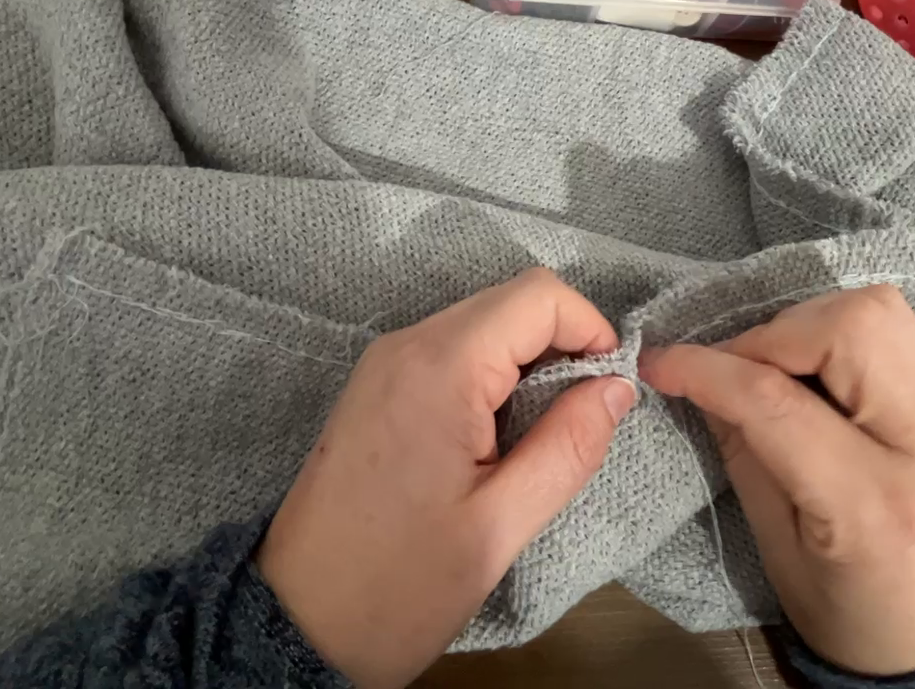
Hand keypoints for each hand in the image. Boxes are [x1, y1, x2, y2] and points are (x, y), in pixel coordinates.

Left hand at [257, 268, 637, 688]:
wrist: (297, 619)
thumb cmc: (399, 583)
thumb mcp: (499, 525)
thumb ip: (568, 446)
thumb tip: (617, 388)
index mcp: (441, 365)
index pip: (538, 296)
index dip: (589, 326)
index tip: (610, 384)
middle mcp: (410, 342)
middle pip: (511, 300)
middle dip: (562, 341)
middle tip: (583, 411)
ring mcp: (388, 356)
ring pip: (485, 319)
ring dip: (528, 357)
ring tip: (542, 427)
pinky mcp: (379, 378)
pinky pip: (454, 344)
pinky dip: (493, 368)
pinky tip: (499, 426)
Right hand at [640, 285, 914, 676]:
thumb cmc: (850, 613)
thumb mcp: (774, 542)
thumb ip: (738, 445)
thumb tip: (695, 374)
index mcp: (879, 508)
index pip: (778, 401)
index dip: (706, 369)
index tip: (660, 362)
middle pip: (849, 327)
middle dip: (772, 333)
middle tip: (737, 371)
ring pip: (877, 311)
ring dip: (808, 325)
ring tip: (779, 369)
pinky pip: (895, 329)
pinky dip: (838, 332)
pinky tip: (817, 372)